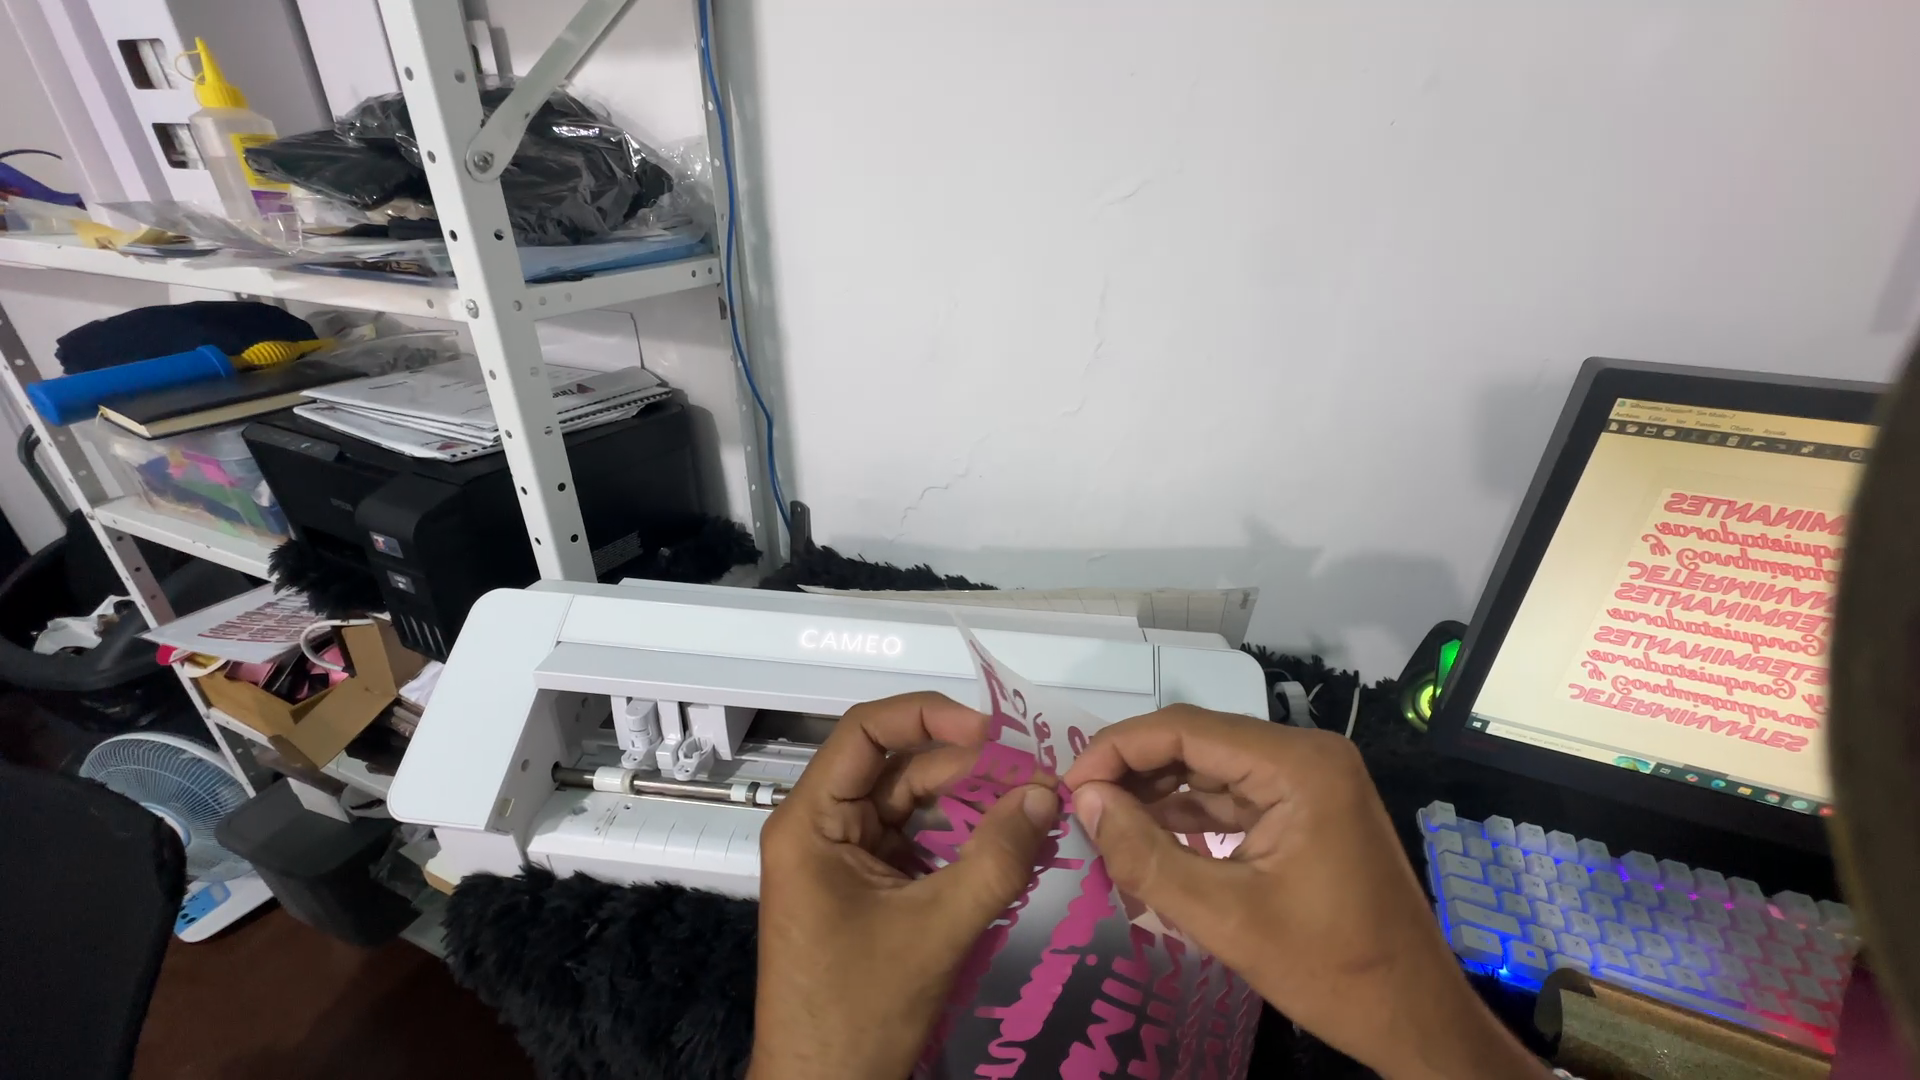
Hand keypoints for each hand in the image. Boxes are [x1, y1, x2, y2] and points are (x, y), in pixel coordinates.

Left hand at [749, 692, 1059, 1079]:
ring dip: (966, 800)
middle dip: (963, 765)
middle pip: (893, 766)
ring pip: (908, 802)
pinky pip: (913, 838)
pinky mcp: (863, 882)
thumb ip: (997, 857)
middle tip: (1030, 771)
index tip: (988, 729)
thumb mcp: (937, 928)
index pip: (864, 731)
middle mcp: (820, 825)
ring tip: (1028, 800)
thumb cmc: (862, 1010)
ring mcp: (842, 855)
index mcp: (811, 820)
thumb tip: (1046, 791)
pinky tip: (1001, 836)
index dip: (925, 715)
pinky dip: (957, 834)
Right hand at [1062, 706, 1542, 1079]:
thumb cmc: (1329, 970)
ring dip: (1155, 790)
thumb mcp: (1225, 918)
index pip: (1184, 728)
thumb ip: (1145, 854)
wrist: (1417, 1022)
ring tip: (1103, 820)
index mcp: (1297, 764)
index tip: (1071, 786)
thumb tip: (1084, 801)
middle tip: (1081, 806)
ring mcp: (1306, 778)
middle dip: (1133, 770)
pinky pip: (1229, 793)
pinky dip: (1186, 811)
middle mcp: (1303, 753)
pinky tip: (1146, 832)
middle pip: (1195, 740)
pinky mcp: (1302, 805)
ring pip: (1208, 765)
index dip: (1117, 749)